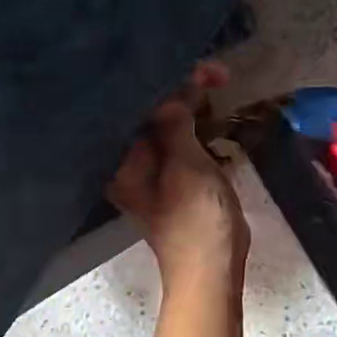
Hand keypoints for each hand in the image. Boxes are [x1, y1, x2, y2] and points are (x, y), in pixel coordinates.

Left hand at [109, 62, 249, 293]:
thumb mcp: (186, 164)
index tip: (201, 69)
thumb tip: (171, 93)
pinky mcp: (168, 175)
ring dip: (189, 102)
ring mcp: (147, 168)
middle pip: (148, 111)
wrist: (212, 268)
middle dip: (180, 87)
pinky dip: (192, 123)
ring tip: (216, 79)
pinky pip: (176, 138)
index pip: (135, 106)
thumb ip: (174, 124)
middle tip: (216, 73)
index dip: (165, 81)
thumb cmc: (195, 218)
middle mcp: (126, 159)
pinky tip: (208, 106)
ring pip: (165, 123)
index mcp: (120, 157)